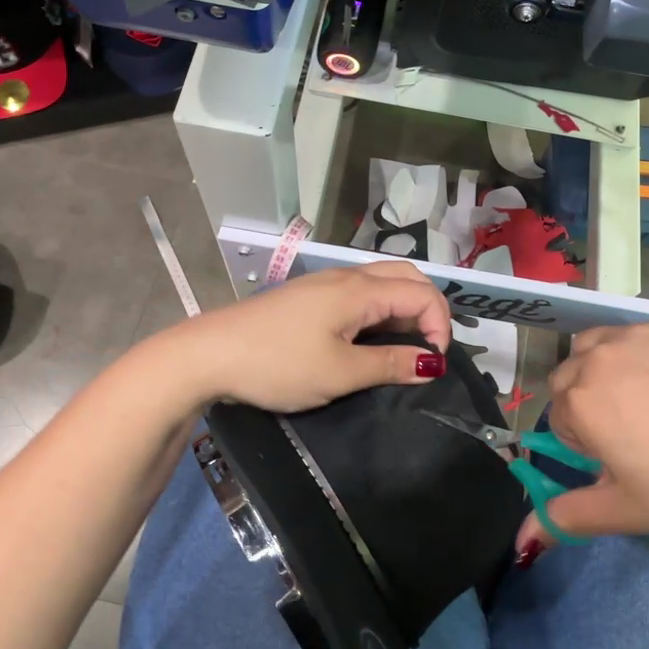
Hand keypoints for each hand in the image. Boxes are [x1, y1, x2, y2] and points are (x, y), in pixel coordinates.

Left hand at [160, 262, 452, 413]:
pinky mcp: (309, 296)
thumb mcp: (340, 373)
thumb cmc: (278, 364)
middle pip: (406, 276)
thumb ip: (389, 364)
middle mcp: (347, 276)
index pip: (422, 292)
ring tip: (403, 347)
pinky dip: (380, 309)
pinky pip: (361, 292)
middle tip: (427, 350)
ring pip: (383, 282)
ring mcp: (325, 283)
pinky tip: (369, 338)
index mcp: (361, 290)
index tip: (433, 365)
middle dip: (428, 308)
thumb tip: (432, 363)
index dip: (439, 326)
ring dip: (404, 307)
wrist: (209, 354)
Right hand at [516, 321, 648, 551]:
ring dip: (602, 369)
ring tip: (642, 401)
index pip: (558, 417)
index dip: (583, 442)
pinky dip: (639, 354)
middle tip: (628, 432)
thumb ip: (566, 520)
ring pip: (594, 348)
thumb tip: (525, 539)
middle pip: (568, 377)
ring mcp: (633, 335)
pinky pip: (633, 335)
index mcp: (579, 401)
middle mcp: (597, 357)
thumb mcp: (624, 510)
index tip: (616, 459)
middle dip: (585, 402)